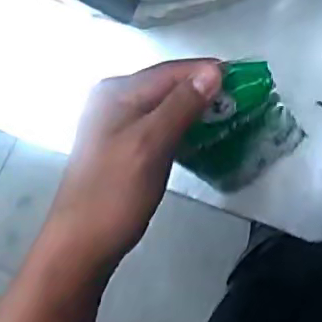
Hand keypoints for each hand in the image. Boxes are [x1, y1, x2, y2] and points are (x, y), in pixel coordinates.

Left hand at [37, 59, 221, 273]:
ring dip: (195, 108)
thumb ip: (182, 104)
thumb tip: (214, 71)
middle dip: (203, 89)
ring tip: (226, 115)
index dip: (207, 72)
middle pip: (168, 84)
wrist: (78, 251)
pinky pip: (159, 123)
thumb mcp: (152, 144)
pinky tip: (200, 135)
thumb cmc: (114, 194)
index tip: (243, 79)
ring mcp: (116, 122)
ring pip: (166, 104)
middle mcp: (114, 98)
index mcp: (117, 91)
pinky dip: (182, 125)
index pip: (171, 71)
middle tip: (239, 100)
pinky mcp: (122, 144)